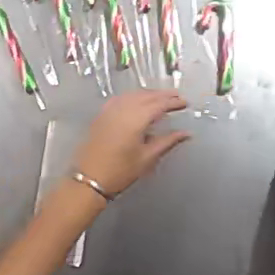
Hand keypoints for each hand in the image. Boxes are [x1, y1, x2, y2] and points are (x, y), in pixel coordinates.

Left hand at [72, 90, 191, 196]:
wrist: (89, 179)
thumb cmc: (120, 172)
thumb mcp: (147, 158)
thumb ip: (167, 142)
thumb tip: (186, 133)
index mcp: (135, 119)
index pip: (158, 104)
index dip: (173, 102)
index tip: (185, 103)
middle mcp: (122, 110)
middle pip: (146, 96)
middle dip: (162, 95)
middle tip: (177, 97)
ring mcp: (109, 111)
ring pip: (132, 95)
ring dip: (148, 94)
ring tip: (161, 98)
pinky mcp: (101, 116)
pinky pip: (120, 99)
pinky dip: (133, 97)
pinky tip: (138, 102)